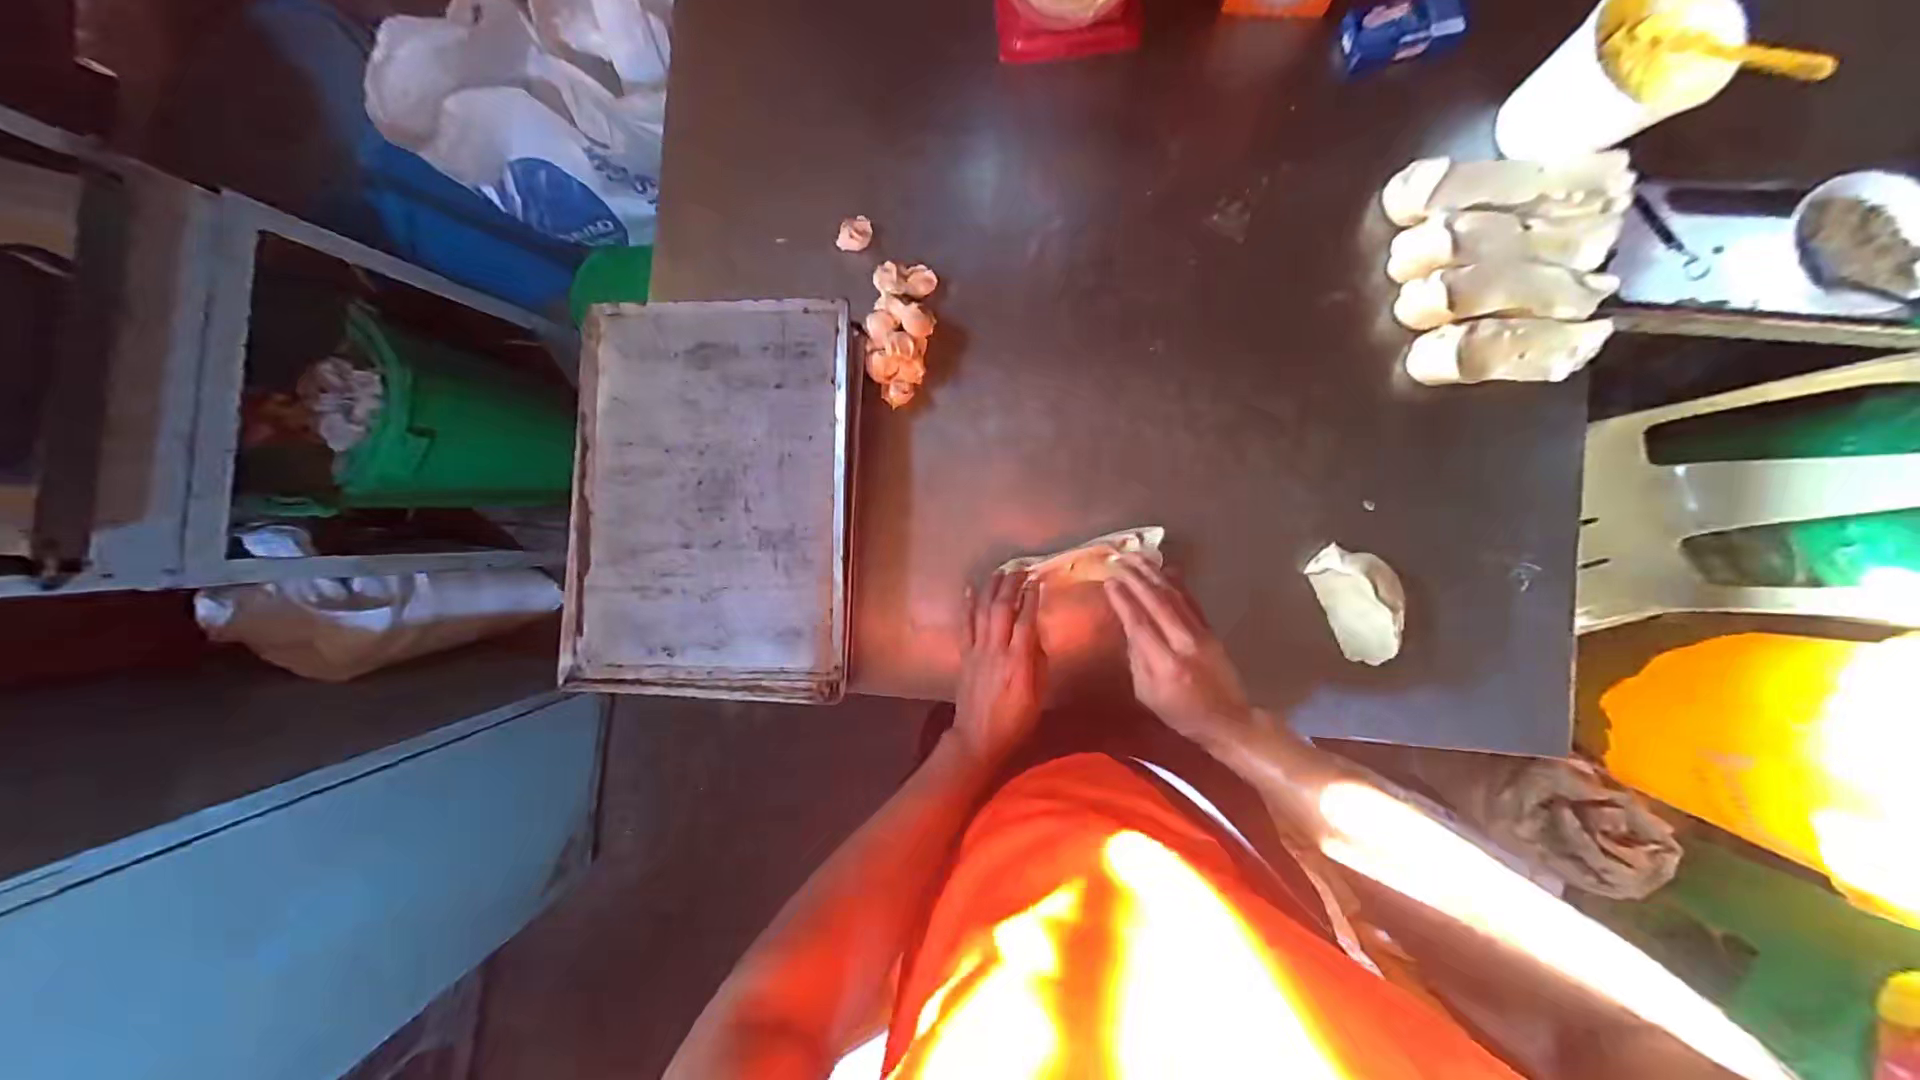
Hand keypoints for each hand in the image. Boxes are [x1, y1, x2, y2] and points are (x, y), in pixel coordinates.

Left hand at [952, 570, 1045, 765]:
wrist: (978, 737)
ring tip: (999, 571)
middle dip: (1011, 585)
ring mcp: (977, 651)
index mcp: (1019, 661)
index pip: (1026, 620)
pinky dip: (967, 605)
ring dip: (990, 588)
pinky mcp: (964, 655)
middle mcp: (996, 650)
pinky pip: (965, 624)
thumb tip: (1036, 634)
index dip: (1032, 598)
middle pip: (1002, 609)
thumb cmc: (1015, 719)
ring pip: (982, 611)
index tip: (1038, 581)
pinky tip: (970, 589)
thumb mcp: (1038, 693)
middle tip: (1020, 568)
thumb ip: (1038, 660)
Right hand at [1103, 555, 1259, 750]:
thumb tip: (1127, 627)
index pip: (1139, 624)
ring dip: (1153, 574)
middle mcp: (1183, 644)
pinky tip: (1166, 568)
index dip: (1123, 600)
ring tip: (1136, 557)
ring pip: (1174, 596)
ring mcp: (1201, 635)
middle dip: (1135, 578)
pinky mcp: (1211, 630)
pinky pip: (1191, 600)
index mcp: (1164, 665)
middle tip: (1118, 559)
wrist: (1229, 720)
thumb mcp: (1147, 694)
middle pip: (1156, 603)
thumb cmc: (1181, 713)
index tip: (1109, 581)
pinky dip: (1177, 582)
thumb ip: (1136, 659)